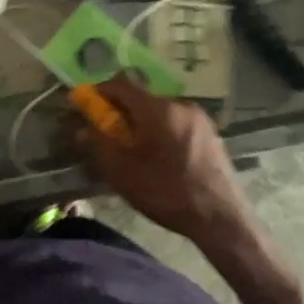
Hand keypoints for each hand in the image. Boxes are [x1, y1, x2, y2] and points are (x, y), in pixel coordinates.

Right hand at [79, 78, 254, 250]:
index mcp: (157, 108)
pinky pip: (177, 124)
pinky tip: (161, 160)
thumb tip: (83, 127)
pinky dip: (162, 133)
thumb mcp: (121, 171)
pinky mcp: (212, 135)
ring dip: (143, 124)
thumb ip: (98, 142)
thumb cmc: (166, 192)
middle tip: (109, 136)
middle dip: (121, 112)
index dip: (99, 93)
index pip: (120, 84)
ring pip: (160, 113)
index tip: (85, 107)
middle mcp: (180, 105)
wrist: (221, 219)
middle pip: (141, 99)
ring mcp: (200, 119)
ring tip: (136, 152)